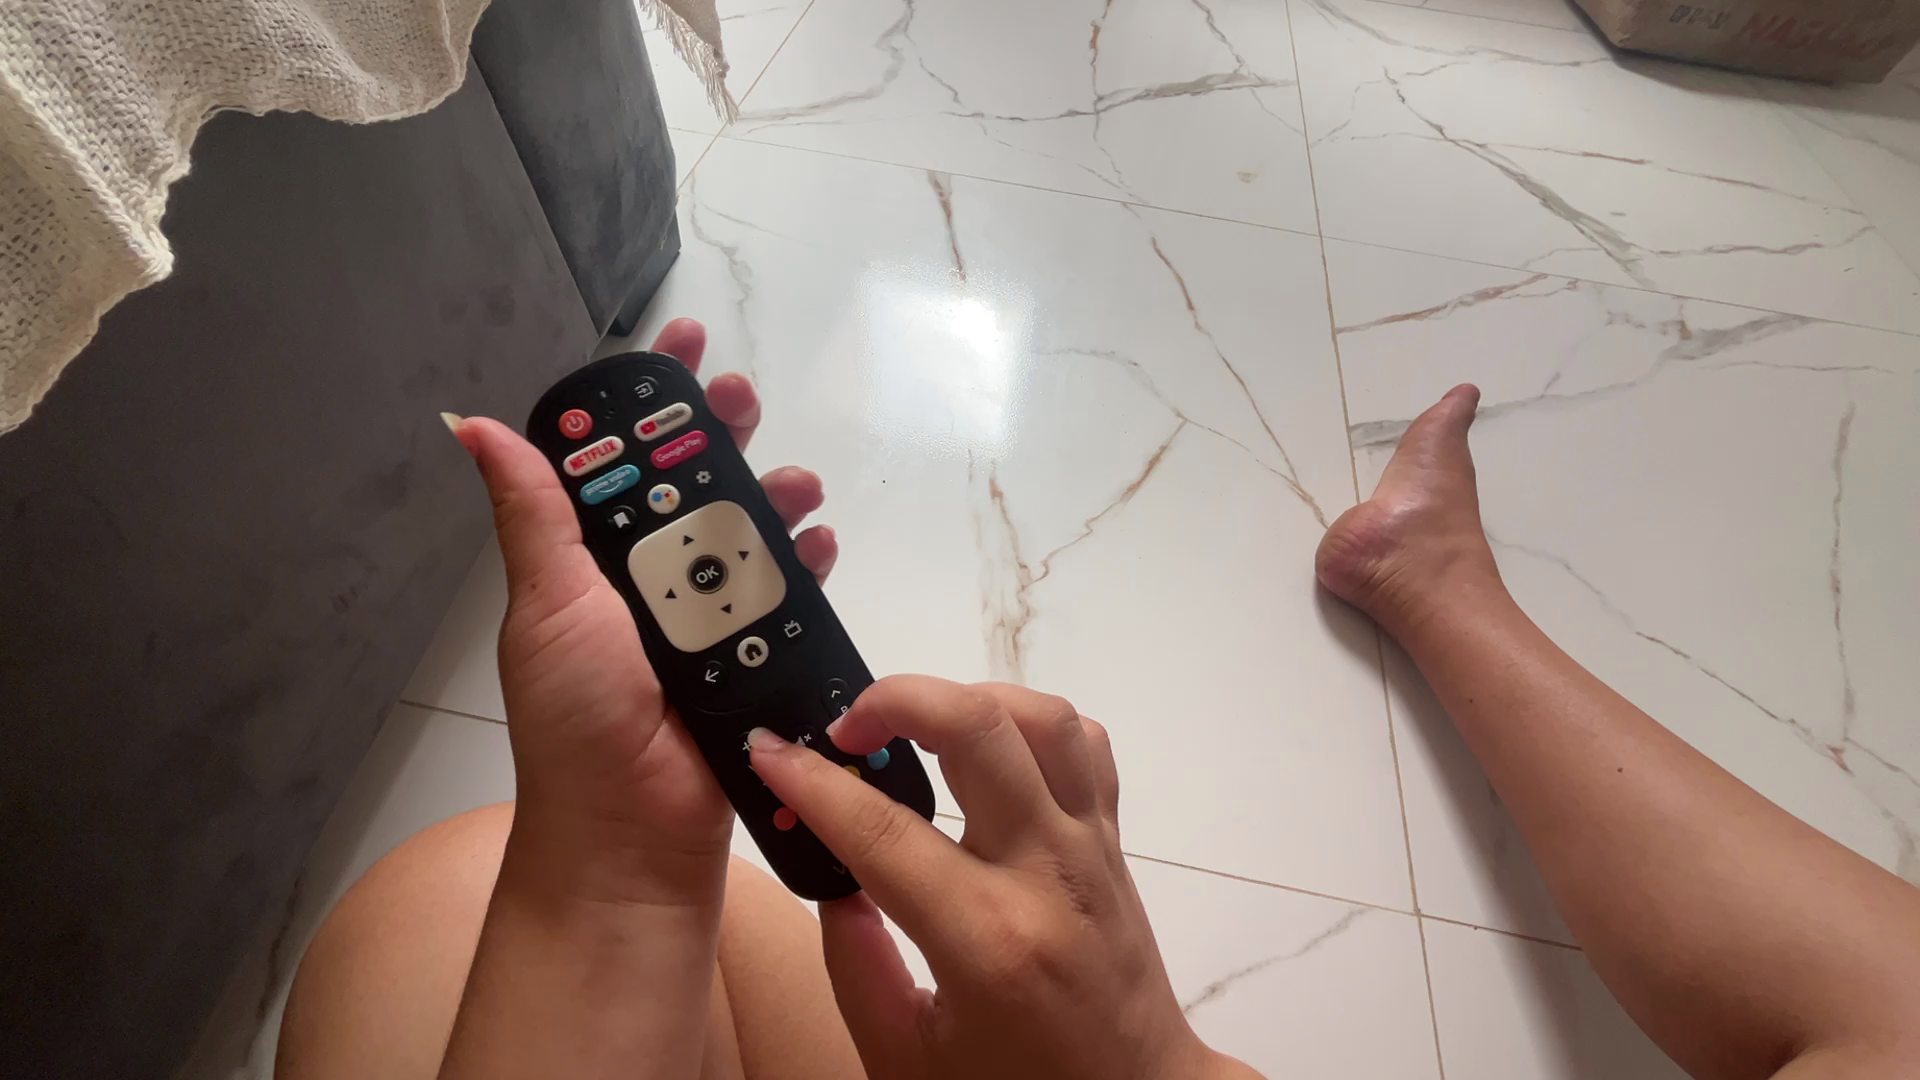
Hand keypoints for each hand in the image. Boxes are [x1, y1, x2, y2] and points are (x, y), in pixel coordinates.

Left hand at [447, 318, 838, 904]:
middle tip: (745, 400)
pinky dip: (808, 562)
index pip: (626, 462)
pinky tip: (820, 544)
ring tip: (798, 486)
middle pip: (698, 486)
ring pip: (751, 532)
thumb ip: (536, 519)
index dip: (651, 401)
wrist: (638, 828)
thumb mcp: (550, 607)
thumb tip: (475, 425)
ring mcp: (711, 613)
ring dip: (776, 496)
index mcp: (599, 559)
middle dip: (723, 434)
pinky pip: (789, 590)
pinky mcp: (757, 648)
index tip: (682, 345)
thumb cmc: (582, 714)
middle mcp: (655, 577)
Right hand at [745, 677, 1261, 1079]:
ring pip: (1043, 717)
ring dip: (969, 698)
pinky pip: (1084, 743)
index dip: (812, 779)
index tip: (770, 750)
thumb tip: (829, 869)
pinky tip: (991, 747)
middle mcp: (1047, 870)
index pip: (884, 829)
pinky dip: (1030, 723)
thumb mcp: (906, 1057)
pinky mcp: (1112, 834)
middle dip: (898, 699)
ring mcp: (1089, 842)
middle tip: (850, 726)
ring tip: (920, 725)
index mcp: (987, 940)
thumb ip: (853, 959)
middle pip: (979, 730)